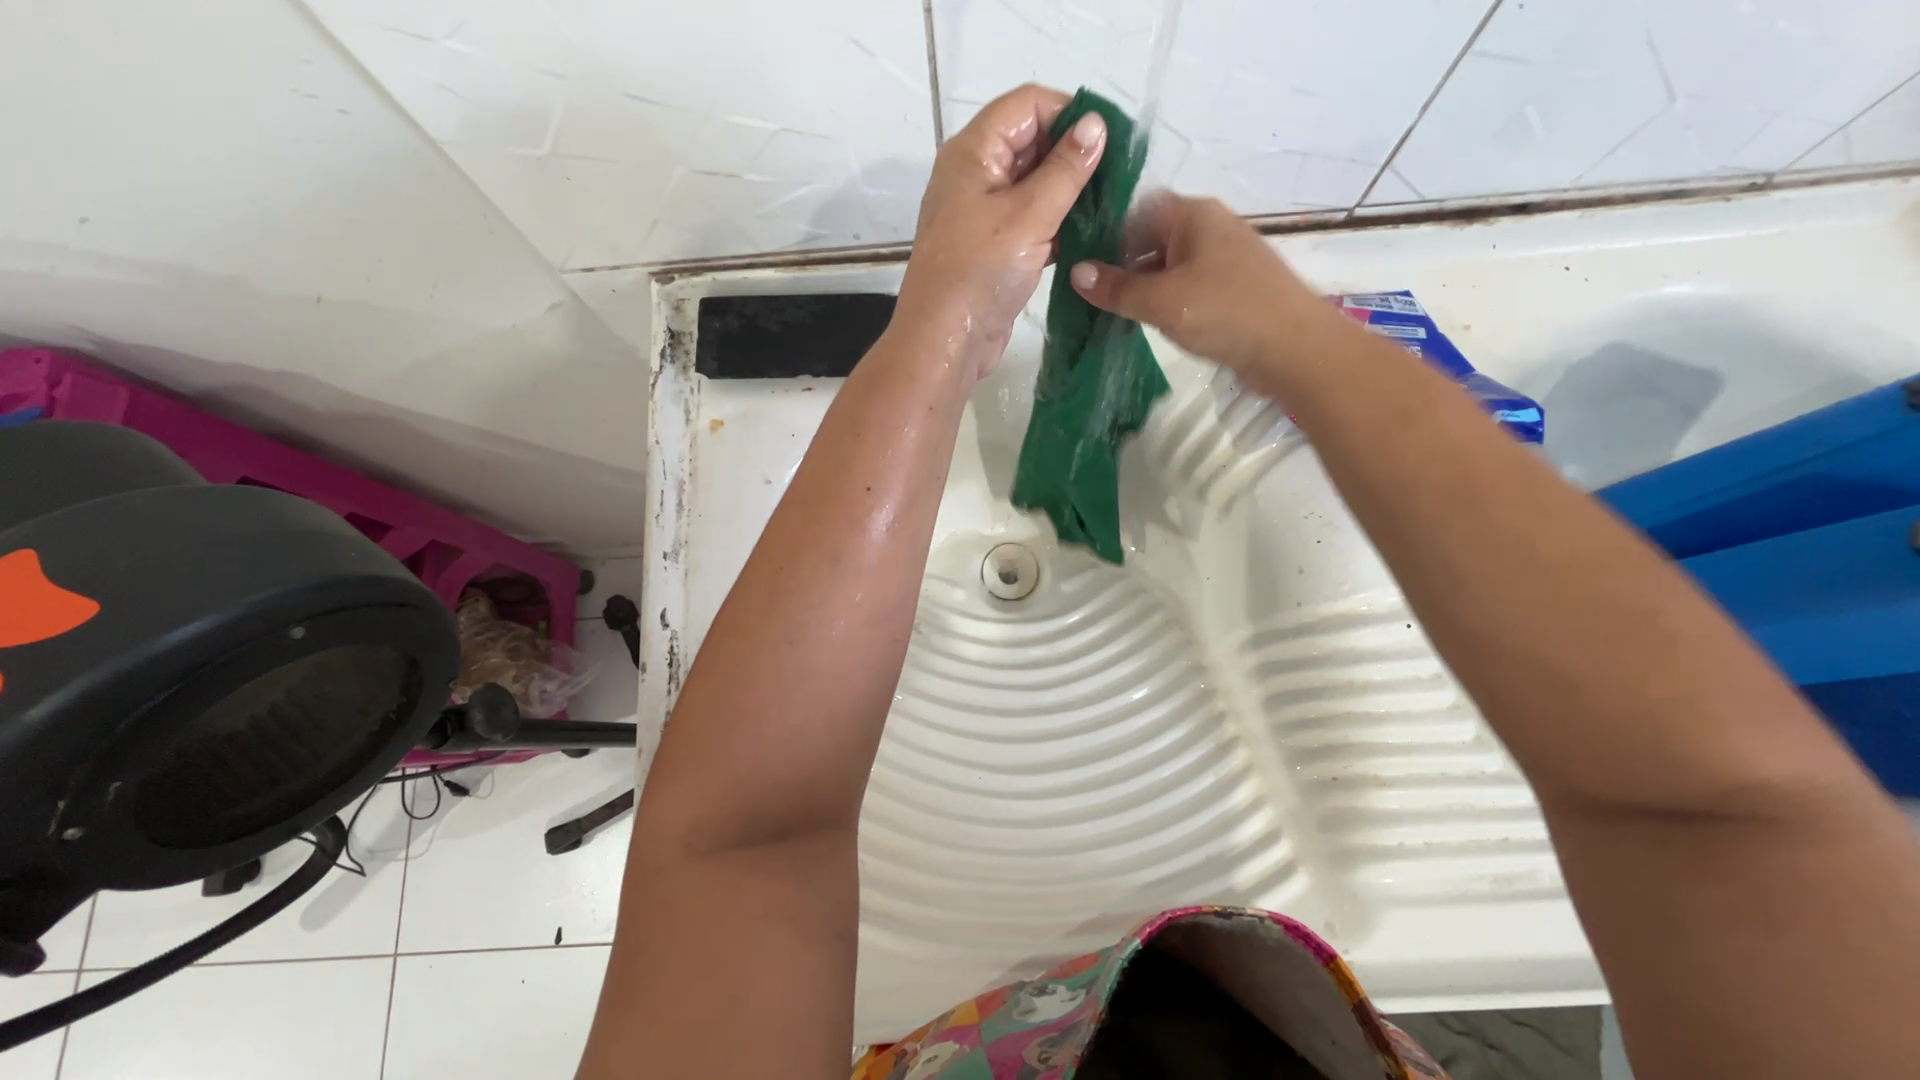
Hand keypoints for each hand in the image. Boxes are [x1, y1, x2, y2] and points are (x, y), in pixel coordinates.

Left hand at [896, 84, 1107, 379]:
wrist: (945, 341)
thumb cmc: (980, 272)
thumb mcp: (1029, 215)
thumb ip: (1066, 169)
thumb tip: (1096, 124)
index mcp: (973, 152)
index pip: (1027, 105)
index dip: (1070, 113)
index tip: (1111, 138)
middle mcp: (975, 174)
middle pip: (1032, 141)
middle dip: (1073, 153)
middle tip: (1119, 175)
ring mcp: (983, 212)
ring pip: (1034, 183)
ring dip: (1070, 191)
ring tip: (1112, 203)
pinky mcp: (994, 246)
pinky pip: (1031, 219)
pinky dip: (1059, 222)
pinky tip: (1091, 233)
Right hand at [1069, 195, 1336, 397]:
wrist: (1295, 348)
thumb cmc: (1225, 313)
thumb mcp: (1161, 301)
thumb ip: (1116, 287)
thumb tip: (1076, 272)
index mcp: (1193, 214)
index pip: (1136, 208)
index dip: (1106, 232)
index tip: (1081, 263)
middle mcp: (1211, 225)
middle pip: (1152, 235)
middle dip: (1122, 262)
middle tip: (1091, 293)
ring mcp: (1226, 256)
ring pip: (1171, 262)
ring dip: (1144, 285)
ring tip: (1115, 312)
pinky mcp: (1235, 286)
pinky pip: (1189, 283)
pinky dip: (1168, 298)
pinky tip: (1152, 322)